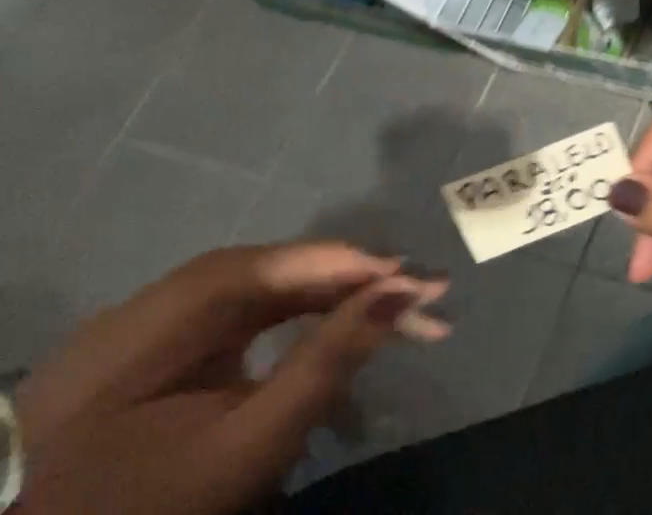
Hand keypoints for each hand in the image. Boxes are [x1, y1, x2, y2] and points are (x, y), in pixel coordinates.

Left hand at [14, 243, 448, 514]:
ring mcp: (138, 333)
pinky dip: (297, 310)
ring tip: (395, 302)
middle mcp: (132, 316)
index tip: (410, 275)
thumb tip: (405, 289)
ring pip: (254, 288)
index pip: (251, 270)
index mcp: (136, 334)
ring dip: (327, 291)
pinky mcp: (153, 354)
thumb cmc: (160, 502)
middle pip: (257, 273)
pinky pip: (239, 312)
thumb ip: (329, 360)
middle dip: (342, 276)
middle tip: (417, 290)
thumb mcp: (255, 440)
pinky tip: (338, 317)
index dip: (335, 261)